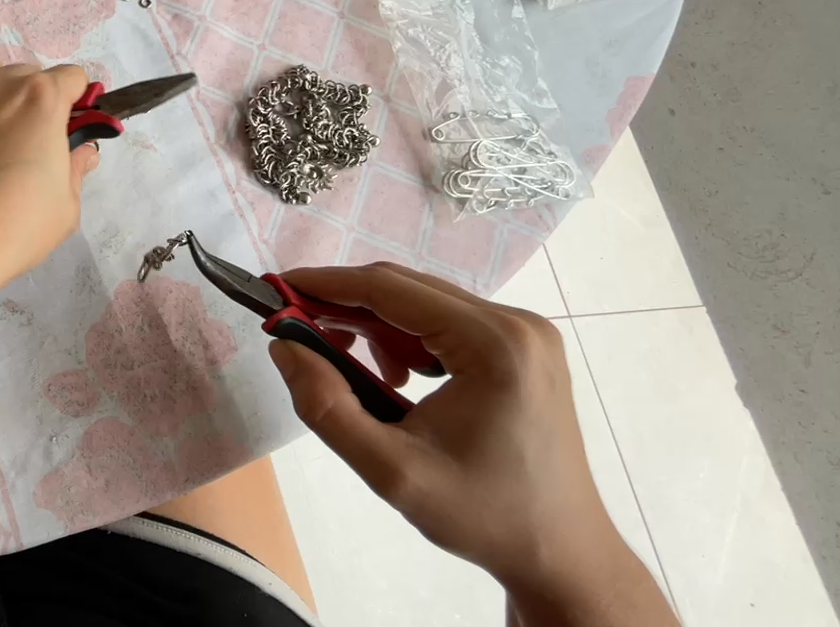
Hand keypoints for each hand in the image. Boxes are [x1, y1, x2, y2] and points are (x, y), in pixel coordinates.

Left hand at [0, 54, 96, 302]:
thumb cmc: (10, 228)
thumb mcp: (65, 207)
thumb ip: (76, 169)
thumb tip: (83, 151)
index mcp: (42, 99)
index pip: (71, 77)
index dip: (74, 103)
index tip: (66, 131)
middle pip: (27, 74)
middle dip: (35, 100)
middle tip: (27, 143)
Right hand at [268, 264, 673, 623]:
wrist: (564, 556)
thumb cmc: (482, 515)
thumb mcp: (388, 470)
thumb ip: (324, 405)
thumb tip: (282, 344)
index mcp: (493, 344)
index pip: (388, 287)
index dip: (323, 283)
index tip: (274, 289)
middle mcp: (515, 323)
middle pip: (402, 286)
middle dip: (342, 303)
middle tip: (297, 330)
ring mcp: (523, 331)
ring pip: (417, 298)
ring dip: (370, 322)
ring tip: (345, 364)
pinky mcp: (521, 345)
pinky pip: (440, 316)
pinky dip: (400, 335)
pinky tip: (393, 375)